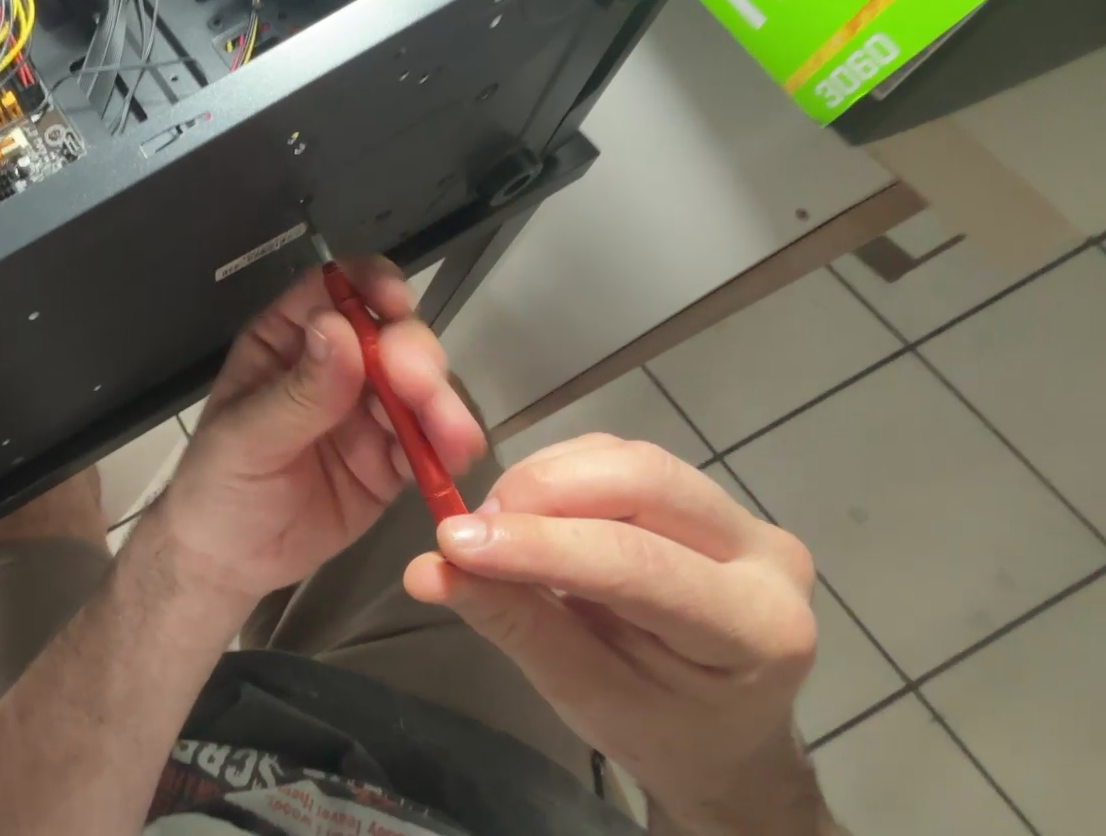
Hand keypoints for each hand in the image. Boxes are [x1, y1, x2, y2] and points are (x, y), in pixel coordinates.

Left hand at [147, 257, 484, 604]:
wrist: (228, 561)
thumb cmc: (217, 485)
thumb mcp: (245, 437)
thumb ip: (297, 391)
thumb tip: (338, 327)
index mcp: (286, 342)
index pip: (331, 291)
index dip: (368, 284)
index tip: (396, 303)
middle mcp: (332, 365)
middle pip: (389, 335)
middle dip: (414, 357)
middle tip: (421, 390)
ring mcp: (365, 410)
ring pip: (419, 386)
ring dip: (441, 404)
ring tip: (454, 439)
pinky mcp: (390, 458)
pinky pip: (427, 441)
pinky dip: (446, 445)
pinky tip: (454, 459)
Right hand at [403, 435, 831, 835]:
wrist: (722, 736)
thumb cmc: (654, 727)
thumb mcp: (577, 690)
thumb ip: (507, 619)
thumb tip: (426, 571)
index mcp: (755, 629)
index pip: (637, 565)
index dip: (539, 545)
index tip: (451, 540)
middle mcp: (767, 555)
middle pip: (644, 479)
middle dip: (541, 490)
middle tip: (474, 528)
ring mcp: (741, 517)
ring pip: (625, 457)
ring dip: (542, 478)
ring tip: (497, 526)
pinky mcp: (704, 496)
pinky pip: (617, 457)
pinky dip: (556, 473)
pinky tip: (531, 512)